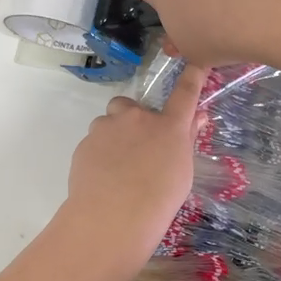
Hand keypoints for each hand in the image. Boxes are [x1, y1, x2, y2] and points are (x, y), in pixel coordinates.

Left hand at [60, 65, 209, 260]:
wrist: (113, 216)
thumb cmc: (159, 199)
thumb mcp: (183, 172)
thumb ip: (186, 141)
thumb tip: (196, 118)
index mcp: (167, 126)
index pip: (184, 94)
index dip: (192, 78)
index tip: (194, 64)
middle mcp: (136, 119)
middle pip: (130, 106)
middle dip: (132, 120)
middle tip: (138, 148)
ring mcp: (106, 128)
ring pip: (108, 123)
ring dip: (113, 136)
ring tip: (117, 167)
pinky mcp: (85, 144)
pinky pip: (93, 143)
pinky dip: (99, 154)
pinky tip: (103, 178)